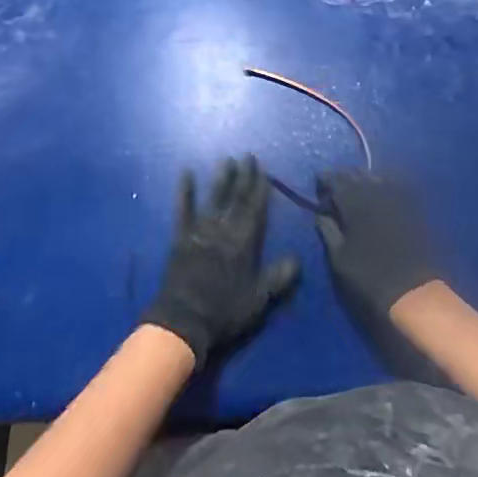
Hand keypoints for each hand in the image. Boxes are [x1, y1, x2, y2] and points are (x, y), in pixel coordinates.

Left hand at [140, 156, 299, 364]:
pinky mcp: (180, 236)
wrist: (184, 319)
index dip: (260, 189)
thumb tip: (297, 258)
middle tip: (248, 157)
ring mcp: (200, 231)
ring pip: (213, 199)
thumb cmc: (225, 312)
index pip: (255, 210)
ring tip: (226, 160)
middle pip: (236, 199)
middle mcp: (223, 231)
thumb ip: (278, 277)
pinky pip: (182, 208)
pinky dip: (185, 191)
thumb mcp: (259, 300)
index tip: (263, 170)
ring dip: (221, 179)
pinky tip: (185, 173)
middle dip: (243, 177)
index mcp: (244, 245)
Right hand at [316, 170, 438, 317]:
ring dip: (363, 179)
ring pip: (377, 177)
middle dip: (342, 177)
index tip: (318, 186)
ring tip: (355, 189)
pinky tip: (380, 192)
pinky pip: (398, 186)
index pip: (335, 179)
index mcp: (354, 205)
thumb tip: (321, 212)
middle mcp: (376, 195)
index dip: (325, 179)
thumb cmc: (369, 277)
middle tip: (334, 187)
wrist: (413, 293)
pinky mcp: (414, 210)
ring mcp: (398, 201)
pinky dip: (385, 184)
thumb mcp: (338, 257)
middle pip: (356, 174)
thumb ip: (327, 229)